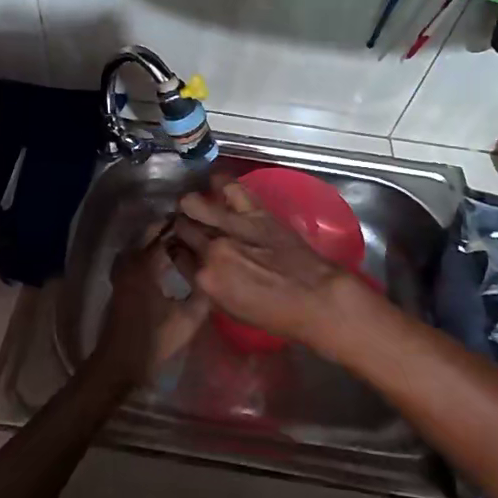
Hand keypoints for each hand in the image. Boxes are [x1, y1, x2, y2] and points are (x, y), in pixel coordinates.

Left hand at [89, 222, 210, 389]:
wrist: (121, 361)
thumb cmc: (155, 340)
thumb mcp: (188, 319)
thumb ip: (203, 293)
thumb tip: (214, 272)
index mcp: (145, 266)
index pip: (163, 235)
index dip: (180, 228)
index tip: (199, 224)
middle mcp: (130, 263)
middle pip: (147, 236)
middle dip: (167, 230)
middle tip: (191, 230)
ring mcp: (121, 272)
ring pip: (139, 246)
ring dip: (155, 240)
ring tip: (180, 242)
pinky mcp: (119, 283)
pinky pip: (133, 257)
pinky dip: (146, 252)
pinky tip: (163, 261)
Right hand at [170, 172, 356, 344]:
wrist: (320, 300)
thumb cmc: (278, 316)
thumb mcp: (232, 309)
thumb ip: (209, 284)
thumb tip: (199, 265)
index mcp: (205, 279)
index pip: (176, 254)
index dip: (177, 248)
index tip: (180, 245)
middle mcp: (212, 250)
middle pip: (182, 228)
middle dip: (181, 226)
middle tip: (187, 226)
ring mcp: (231, 228)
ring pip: (194, 204)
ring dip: (191, 205)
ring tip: (195, 205)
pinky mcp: (254, 212)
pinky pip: (229, 187)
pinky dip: (219, 182)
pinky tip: (213, 182)